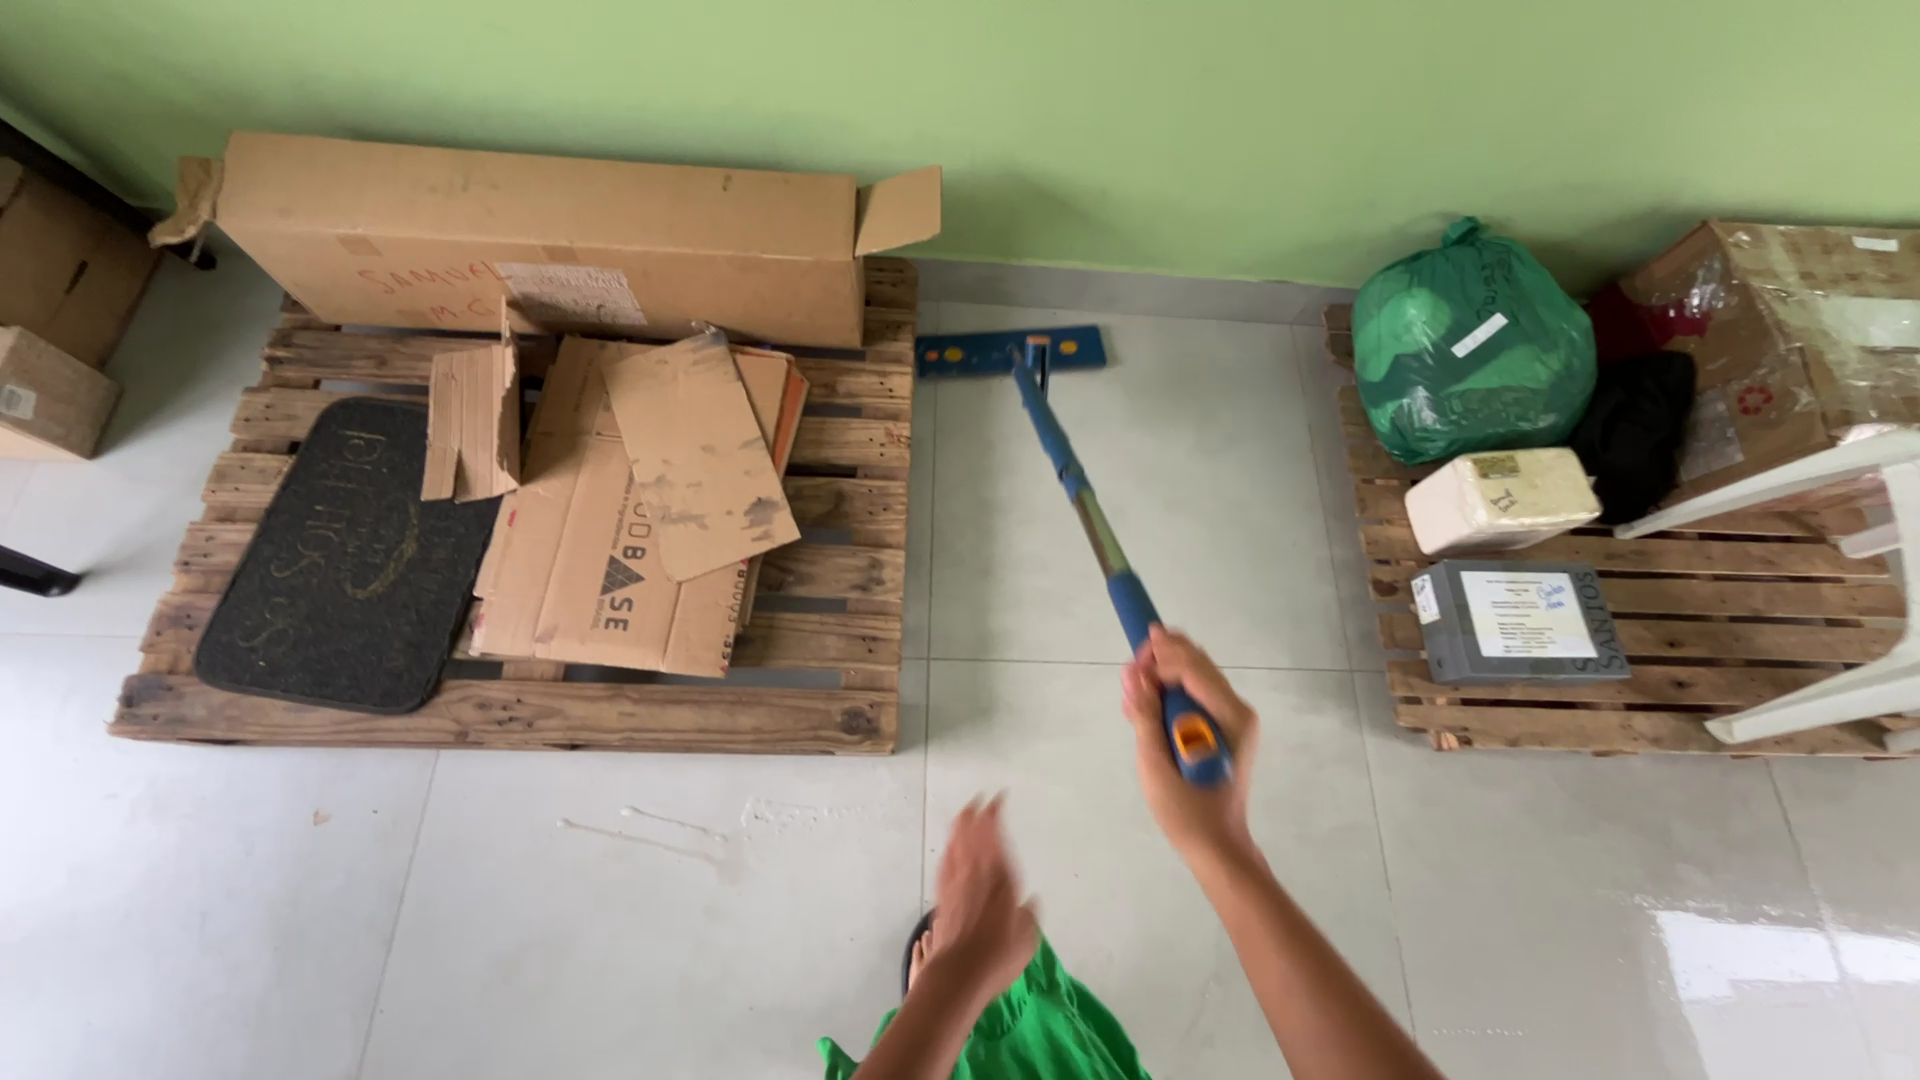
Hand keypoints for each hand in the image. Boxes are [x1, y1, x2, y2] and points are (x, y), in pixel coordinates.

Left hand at [924, 795, 1038, 1004]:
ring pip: (955, 843)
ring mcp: (954, 881)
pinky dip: (949, 848)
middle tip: (978, 800)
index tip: (998, 798)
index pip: (994, 833)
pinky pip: (945, 861)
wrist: (959, 972)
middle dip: (974, 813)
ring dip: (960, 826)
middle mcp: (975, 870)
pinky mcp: (941, 895)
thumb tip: (1029, 901)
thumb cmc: (998, 954)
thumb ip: (1028, 914)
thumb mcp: (1027, 936)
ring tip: (964, 815)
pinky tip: (949, 848)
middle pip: (970, 832)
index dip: (994, 813)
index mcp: (999, 874)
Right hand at [1122, 626, 1259, 861]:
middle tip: (1131, 672)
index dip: (1158, 659)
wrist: (1216, 847)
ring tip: (1136, 694)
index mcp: (1230, 716)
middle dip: (1161, 659)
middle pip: (1197, 663)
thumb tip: (1131, 673)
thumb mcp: (1155, 762)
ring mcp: (1233, 718)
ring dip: (1164, 675)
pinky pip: (1195, 694)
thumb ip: (1145, 714)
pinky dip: (1170, 693)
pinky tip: (1149, 706)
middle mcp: (1238, 710)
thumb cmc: (1186, 810)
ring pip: (1195, 675)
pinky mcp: (1224, 728)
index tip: (1129, 670)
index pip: (1191, 668)